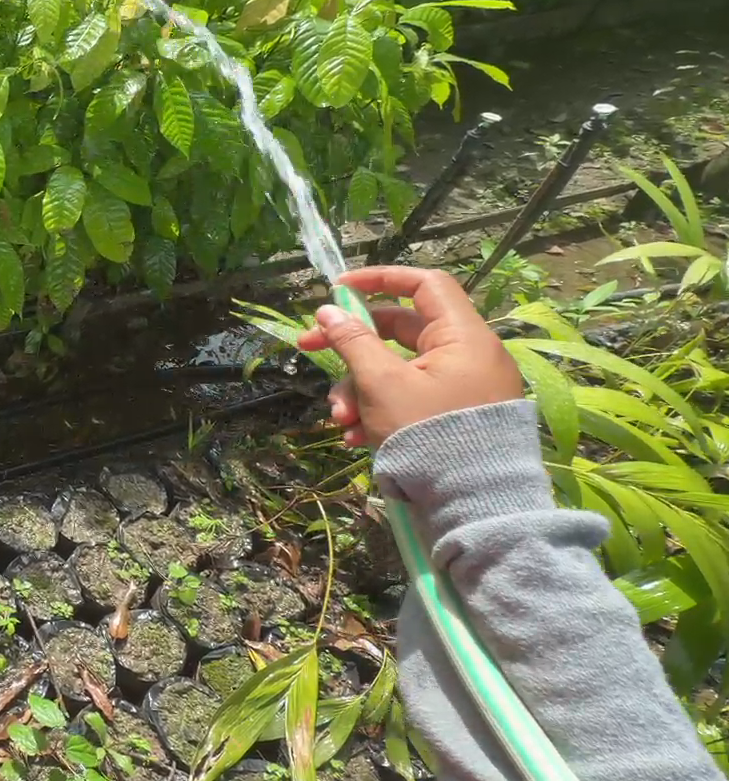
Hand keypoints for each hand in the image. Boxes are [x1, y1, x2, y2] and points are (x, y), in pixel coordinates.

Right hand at [296, 266, 524, 447]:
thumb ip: (352, 341)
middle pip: (397, 330)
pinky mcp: (449, 413)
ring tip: (340, 419)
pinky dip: (375, 409)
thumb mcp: (380, 382)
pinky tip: (357, 435)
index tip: (337, 288)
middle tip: (306, 348)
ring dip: (356, 389)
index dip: (379, 279)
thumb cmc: (428, 431)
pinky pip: (404, 395)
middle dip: (348, 346)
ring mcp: (458, 386)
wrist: (474, 502)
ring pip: (392, 368)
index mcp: (462, 338)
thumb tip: (328, 310)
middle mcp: (466, 356)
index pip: (424, 285)